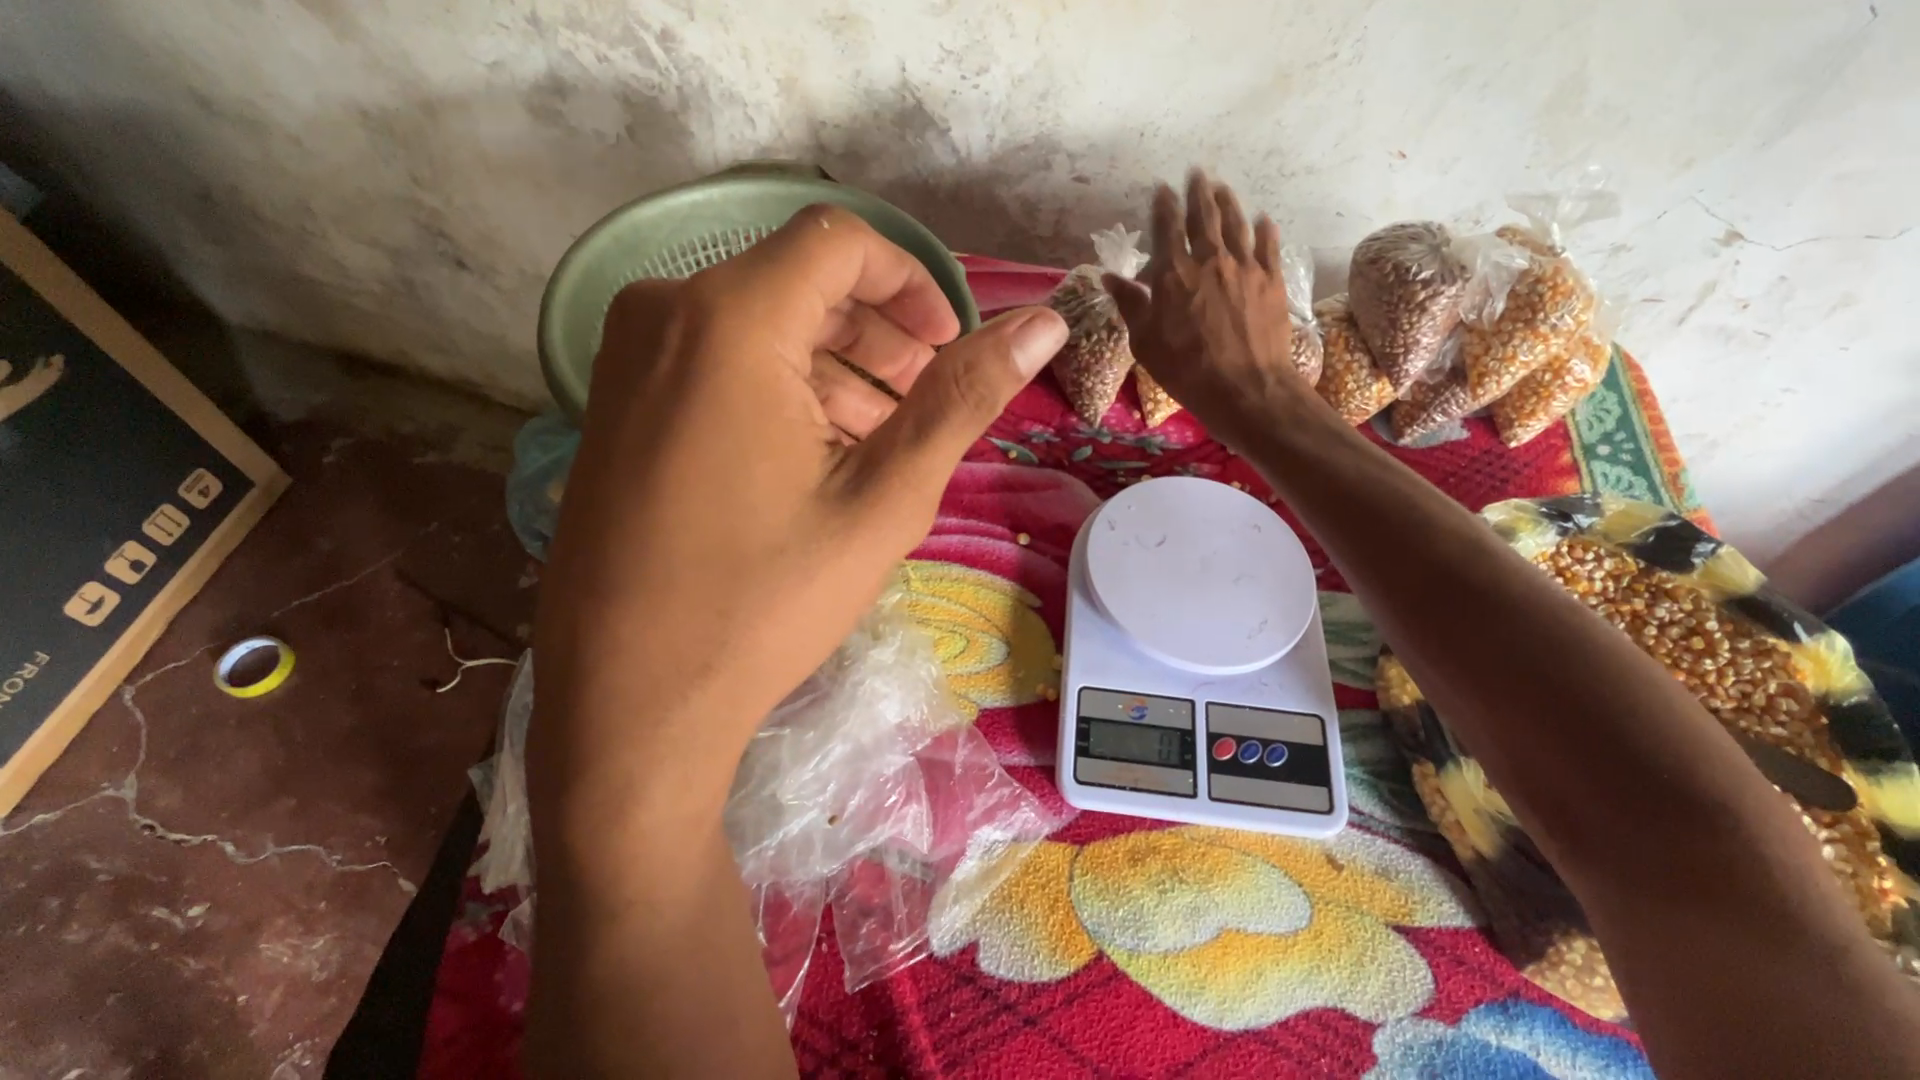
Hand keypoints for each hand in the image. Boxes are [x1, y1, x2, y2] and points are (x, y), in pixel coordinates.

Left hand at [530, 204, 1067, 825]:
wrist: (628, 700)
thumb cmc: (765, 600)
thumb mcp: (883, 498)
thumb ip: (963, 398)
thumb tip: (1046, 323)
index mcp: (727, 319)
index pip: (840, 243)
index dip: (911, 284)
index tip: (948, 350)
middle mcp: (661, 314)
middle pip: (797, 283)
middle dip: (877, 336)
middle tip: (923, 408)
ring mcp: (625, 362)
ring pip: (756, 325)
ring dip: (831, 369)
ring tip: (876, 447)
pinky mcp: (613, 406)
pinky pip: (712, 363)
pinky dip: (776, 391)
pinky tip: (810, 461)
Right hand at [1105, 171, 1302, 449]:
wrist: (1245, 388)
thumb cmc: (1186, 370)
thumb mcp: (1145, 341)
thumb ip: (1130, 304)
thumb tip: (1109, 277)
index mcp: (1174, 273)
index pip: (1167, 228)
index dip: (1164, 205)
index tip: (1162, 189)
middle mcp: (1210, 260)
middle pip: (1204, 216)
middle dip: (1198, 192)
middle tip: (1197, 173)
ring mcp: (1245, 268)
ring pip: (1236, 224)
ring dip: (1228, 202)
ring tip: (1223, 188)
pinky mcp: (1271, 281)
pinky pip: (1267, 246)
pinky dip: (1263, 229)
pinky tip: (1262, 220)